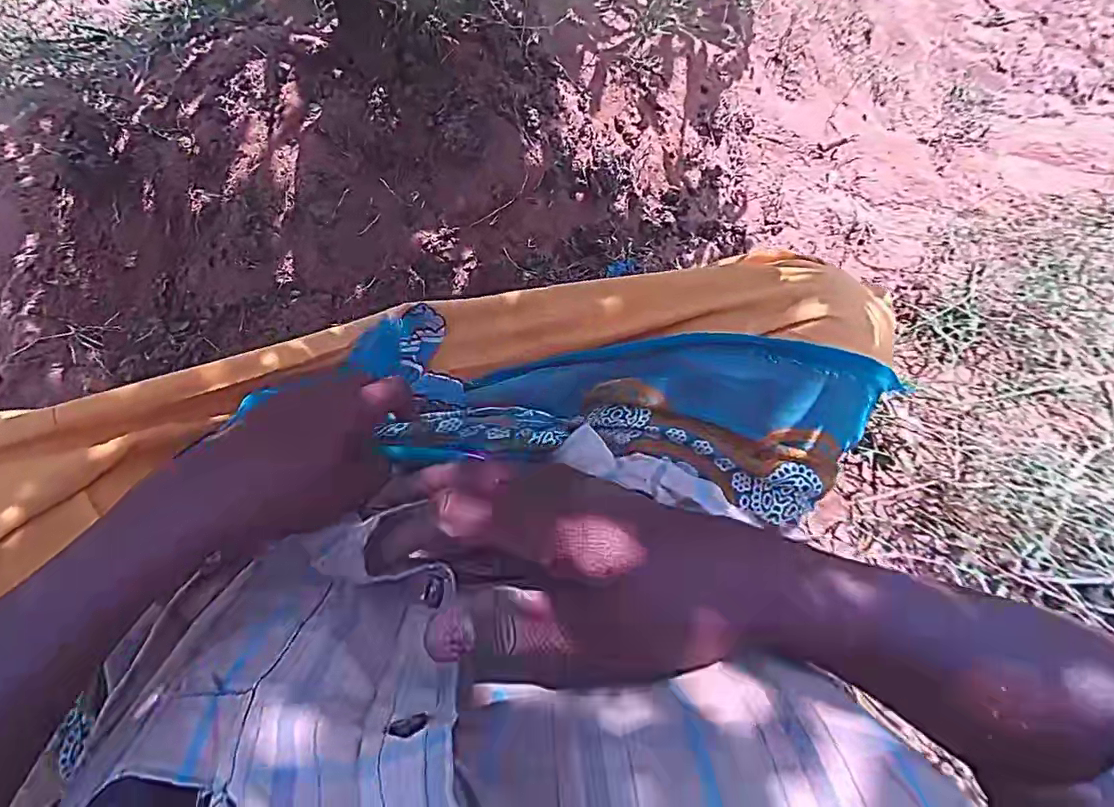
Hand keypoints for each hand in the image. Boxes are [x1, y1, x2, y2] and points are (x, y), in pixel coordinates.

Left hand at [174, 372, 413, 551]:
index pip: (395, 386)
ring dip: (343, 410)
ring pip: (331, 391)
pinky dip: (315, 418)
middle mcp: (325, 388)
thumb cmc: (294, 491)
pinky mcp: (266, 404)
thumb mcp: (349, 492)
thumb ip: (377, 469)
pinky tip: (304, 450)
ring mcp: (293, 392)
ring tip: (340, 446)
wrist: (221, 487)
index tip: (409, 426)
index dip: (408, 404)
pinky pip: (304, 403)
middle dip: (374, 403)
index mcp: (353, 403)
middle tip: (376, 434)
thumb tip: (382, 456)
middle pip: (361, 382)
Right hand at [381, 461, 805, 685]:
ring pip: (477, 472)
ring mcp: (558, 479)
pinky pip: (501, 475)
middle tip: (368, 527)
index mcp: (540, 520)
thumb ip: (509, 632)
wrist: (746, 573)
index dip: (404, 536)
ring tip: (397, 506)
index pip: (450, 517)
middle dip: (407, 502)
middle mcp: (540, 486)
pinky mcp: (573, 485)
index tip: (367, 560)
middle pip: (456, 483)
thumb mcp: (592, 641)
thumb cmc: (669, 610)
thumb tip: (433, 635)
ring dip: (433, 488)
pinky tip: (462, 503)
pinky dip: (465, 486)